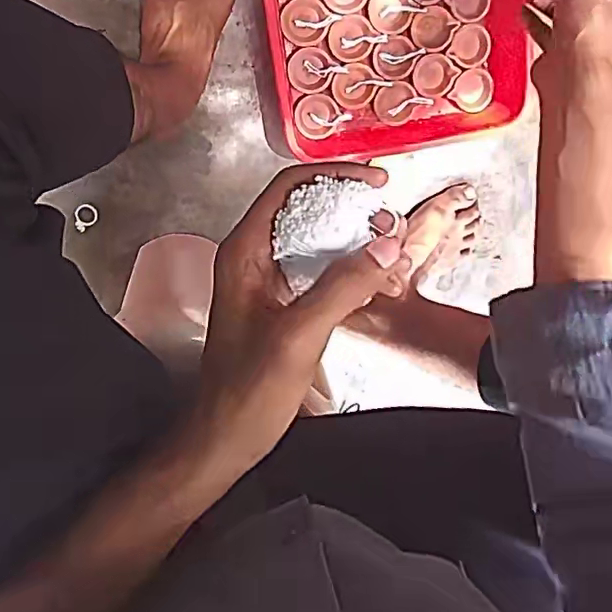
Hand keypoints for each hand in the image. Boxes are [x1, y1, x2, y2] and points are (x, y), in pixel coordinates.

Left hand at [192, 163, 411, 466]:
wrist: (225, 437)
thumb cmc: (248, 391)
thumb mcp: (300, 335)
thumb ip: (343, 287)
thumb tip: (386, 244)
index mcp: (244, 250)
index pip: (287, 186)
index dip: (332, 174)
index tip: (372, 179)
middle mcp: (250, 254)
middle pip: (300, 204)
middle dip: (346, 200)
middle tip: (385, 209)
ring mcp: (262, 275)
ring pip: (309, 232)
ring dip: (347, 229)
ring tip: (385, 235)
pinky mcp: (276, 297)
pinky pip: (312, 261)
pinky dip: (342, 257)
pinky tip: (369, 269)